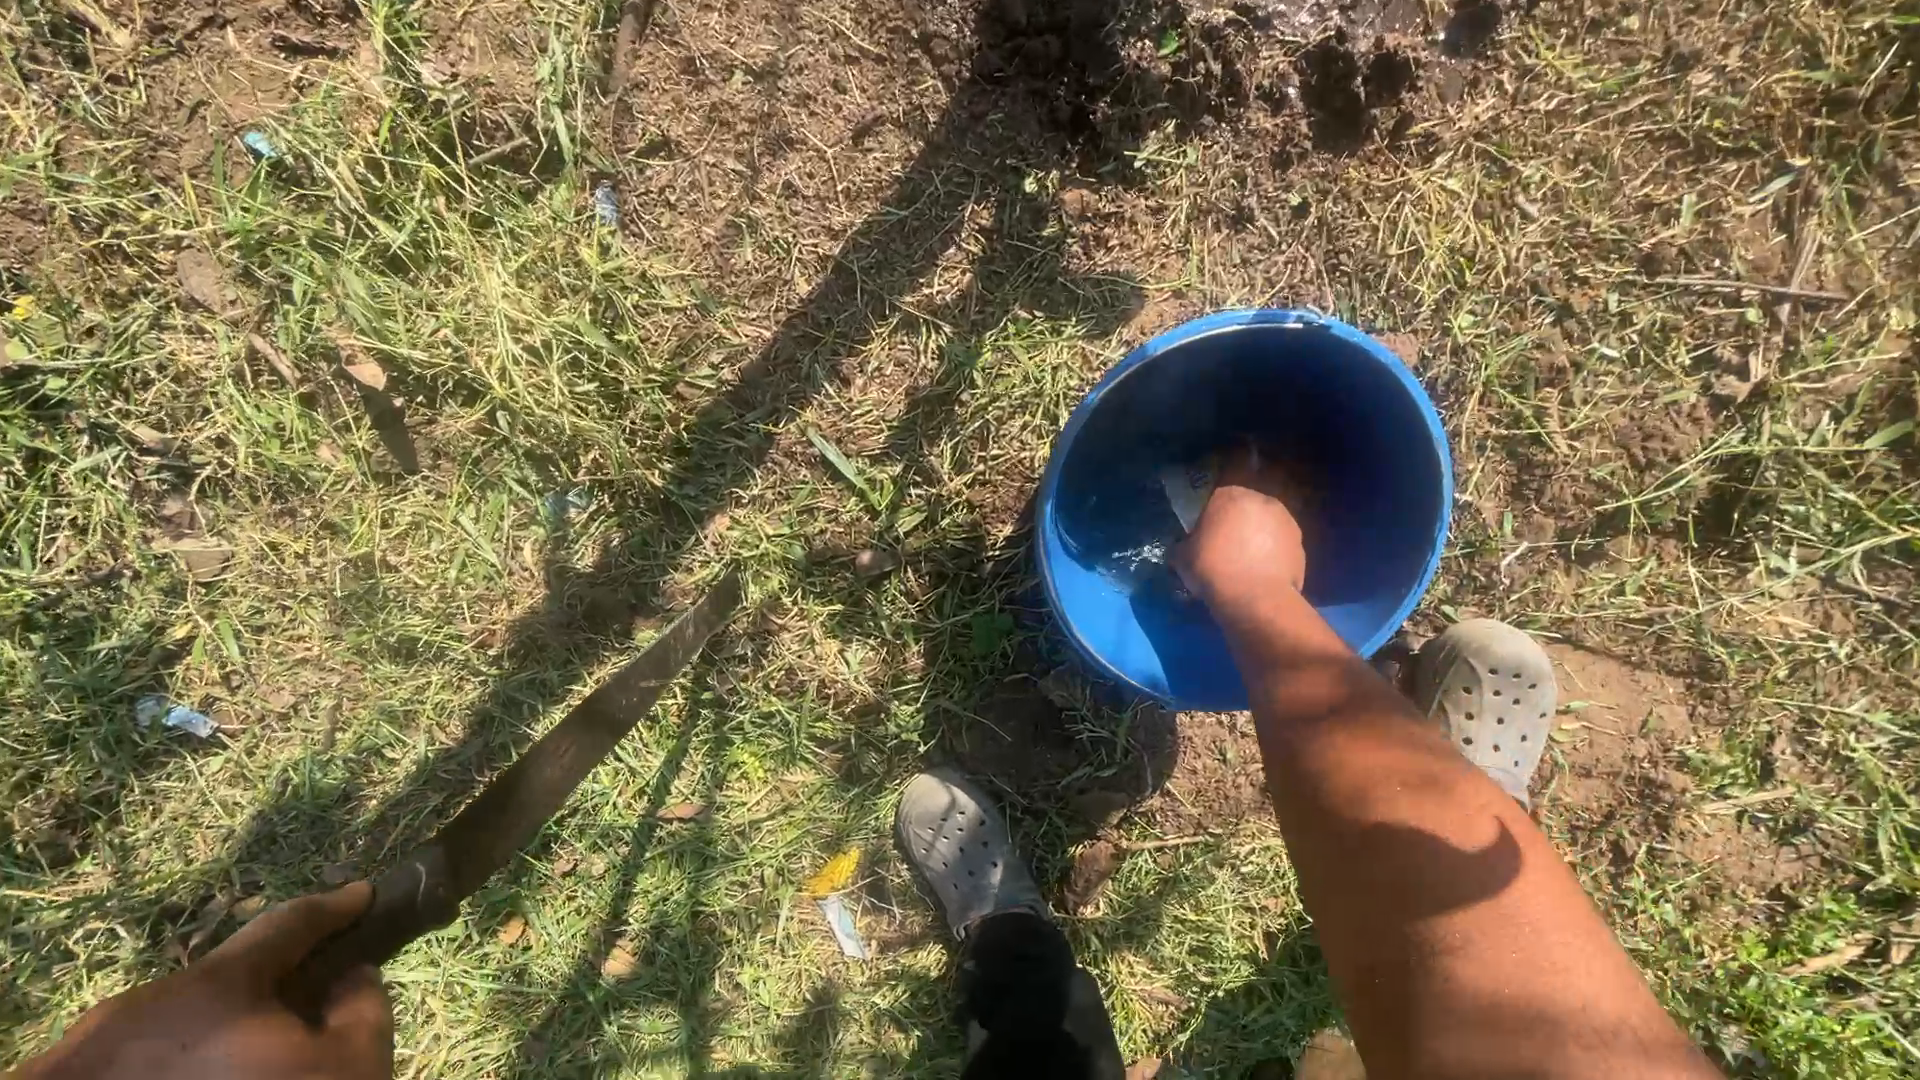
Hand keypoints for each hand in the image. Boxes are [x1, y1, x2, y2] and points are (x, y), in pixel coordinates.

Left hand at [13, 883, 392, 1079]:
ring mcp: (75, 1065)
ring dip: (212, 1033)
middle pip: (219, 979)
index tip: (363, 896)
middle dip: (266, 986)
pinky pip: (125, 1066)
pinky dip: (169, 1069)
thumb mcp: (351, 1066)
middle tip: (307, 1006)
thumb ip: (363, 1004)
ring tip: (250, 1062)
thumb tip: (350, 976)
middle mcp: (133, 1014)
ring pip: (165, 1027)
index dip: (333, 908)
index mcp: (210, 990)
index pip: (285, 925)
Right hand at [1173, 443, 1307, 607]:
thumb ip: (1184, 544)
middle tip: (1223, 549)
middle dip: (1234, 525)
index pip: (1213, 499)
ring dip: (1255, 539)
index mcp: (1229, 495)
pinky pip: (1278, 546)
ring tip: (1244, 564)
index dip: (1206, 518)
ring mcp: (1285, 521)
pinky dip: (1271, 556)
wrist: (1255, 599)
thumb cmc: (1213, 570)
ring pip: (1264, 527)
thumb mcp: (1181, 557)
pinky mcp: (1300, 544)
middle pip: (1243, 510)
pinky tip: (1260, 574)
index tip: (1201, 537)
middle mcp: (1261, 500)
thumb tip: (1186, 547)